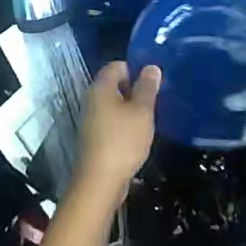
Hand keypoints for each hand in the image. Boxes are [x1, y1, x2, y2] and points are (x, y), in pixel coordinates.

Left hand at [74, 61, 157, 194]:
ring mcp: (90, 118)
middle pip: (114, 85)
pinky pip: (111, 121)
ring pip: (113, 104)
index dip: (135, 69)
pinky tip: (138, 136)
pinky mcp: (94, 136)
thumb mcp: (141, 112)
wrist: (100, 179)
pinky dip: (124, 124)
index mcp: (100, 87)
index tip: (154, 83)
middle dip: (135, 90)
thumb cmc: (123, 140)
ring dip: (131, 109)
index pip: (116, 66)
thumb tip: (150, 67)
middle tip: (155, 102)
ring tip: (149, 120)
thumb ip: (147, 88)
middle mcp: (91, 99)